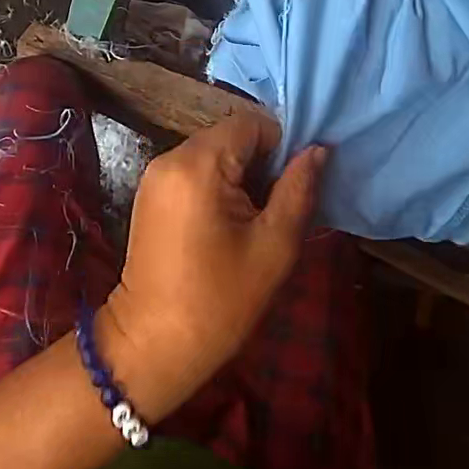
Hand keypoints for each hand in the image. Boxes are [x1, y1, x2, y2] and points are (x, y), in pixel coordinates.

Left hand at [98, 114, 324, 419]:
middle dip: (259, 162)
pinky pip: (193, 169)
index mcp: (198, 164)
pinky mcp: (150, 192)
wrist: (153, 344)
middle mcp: (170, 157)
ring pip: (212, 151)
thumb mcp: (274, 246)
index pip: (250, 123)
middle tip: (274, 209)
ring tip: (251, 220)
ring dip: (238, 174)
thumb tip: (318, 148)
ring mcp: (155, 173)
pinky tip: (225, 224)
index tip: (291, 186)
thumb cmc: (220, 300)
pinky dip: (215, 184)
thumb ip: (298, 189)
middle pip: (229, 135)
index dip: (280, 146)